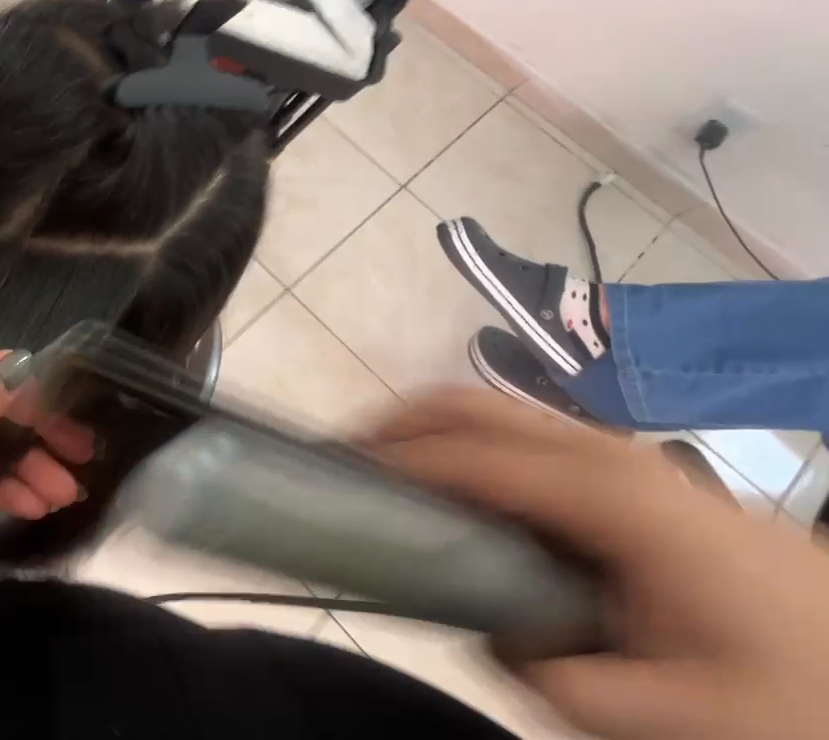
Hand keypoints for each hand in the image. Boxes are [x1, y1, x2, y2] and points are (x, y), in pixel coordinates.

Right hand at [368, 390, 828, 739]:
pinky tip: (459, 499)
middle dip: (394, 423)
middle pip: (470, 404)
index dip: (391, 462)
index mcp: (612, 496)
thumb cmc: (786, 697)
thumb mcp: (664, 718)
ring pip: (494, 413)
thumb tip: (481, 627)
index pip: (466, 456)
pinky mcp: (632, 477)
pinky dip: (469, 450)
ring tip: (385, 475)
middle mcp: (609, 455)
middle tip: (343, 462)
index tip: (331, 476)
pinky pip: (525, 440)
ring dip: (428, 433)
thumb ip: (547, 675)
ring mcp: (624, 459)